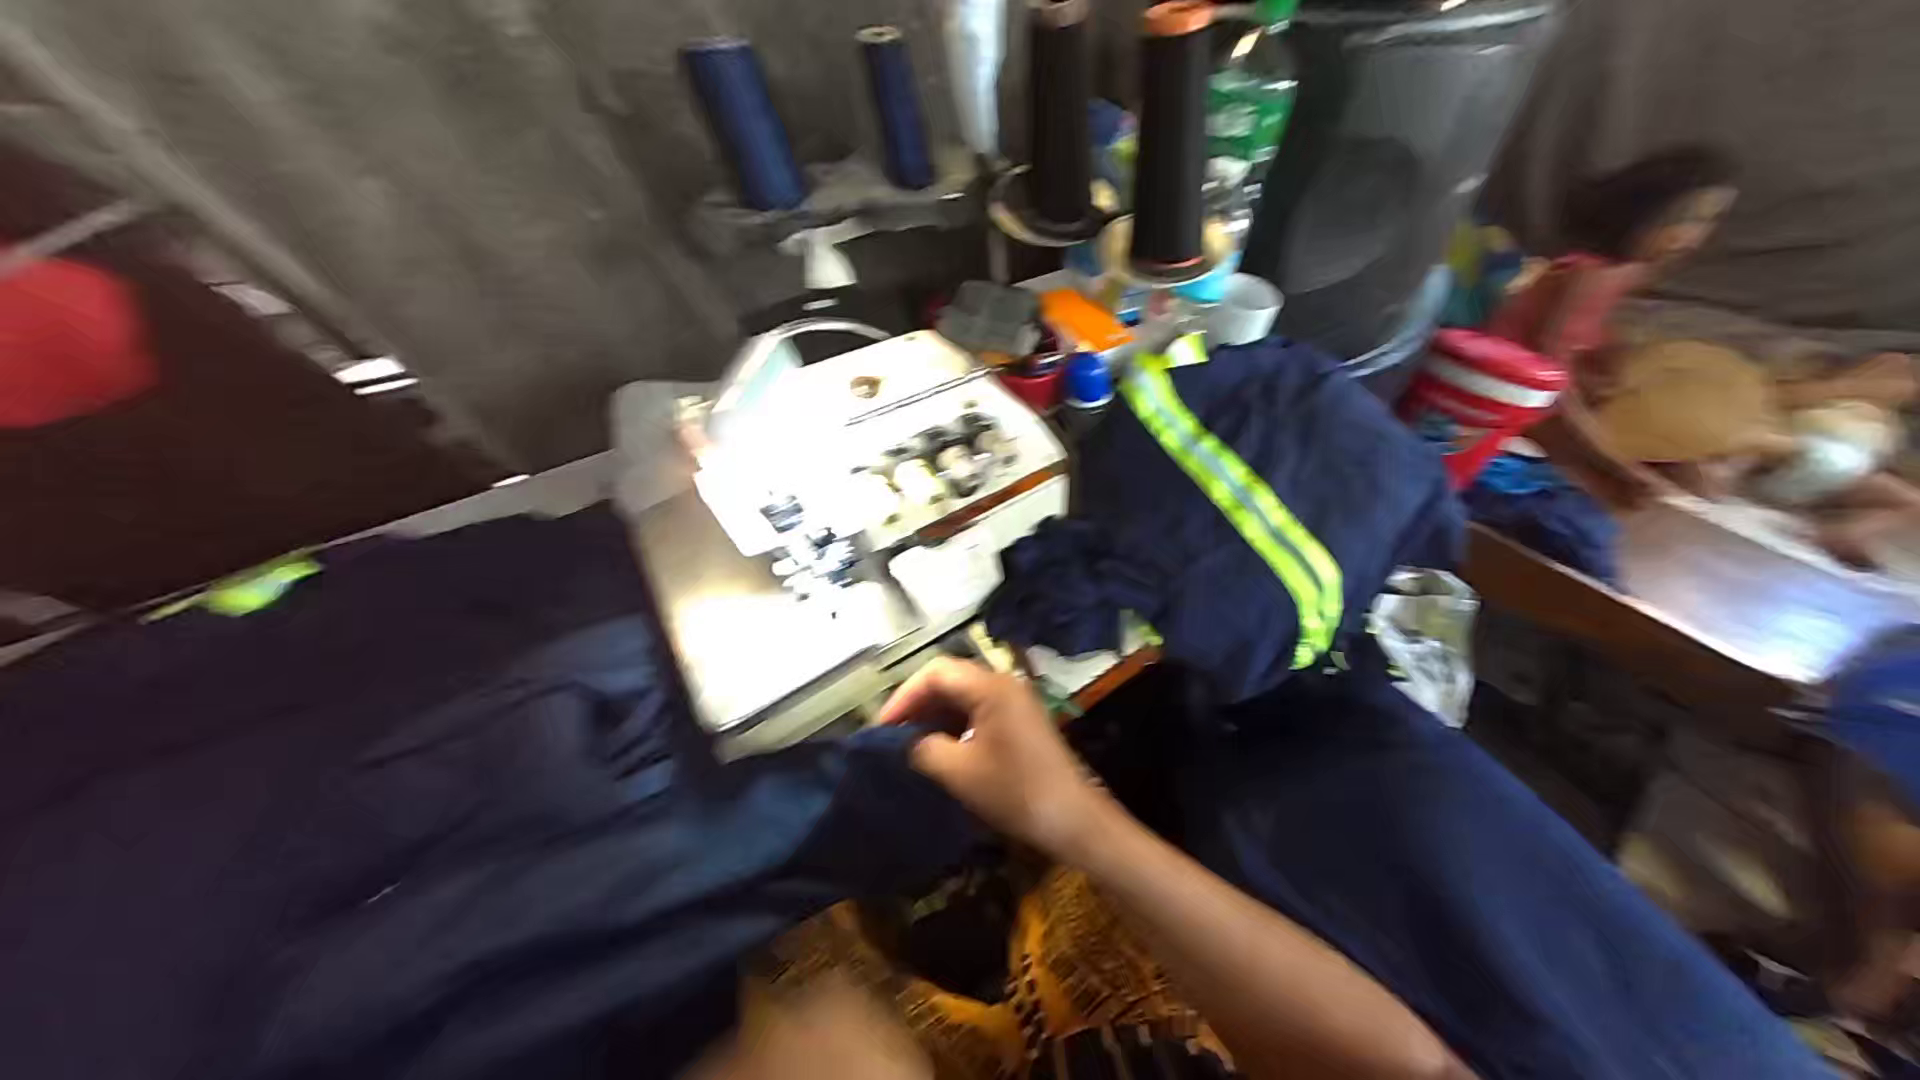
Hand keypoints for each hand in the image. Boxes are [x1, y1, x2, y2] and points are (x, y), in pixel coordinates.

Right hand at [876, 657, 1112, 857]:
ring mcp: (1015, 699)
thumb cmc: (1015, 792)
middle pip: (949, 677)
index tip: (882, 727)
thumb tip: (905, 741)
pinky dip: (954, 722)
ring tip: (910, 741)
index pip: (935, 673)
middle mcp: (1004, 683)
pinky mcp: (1019, 718)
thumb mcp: (959, 772)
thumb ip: (923, 748)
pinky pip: (978, 708)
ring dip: (934, 713)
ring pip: (963, 693)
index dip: (904, 696)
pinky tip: (939, 745)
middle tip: (892, 732)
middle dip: (917, 702)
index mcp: (990, 687)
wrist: (1072, 818)